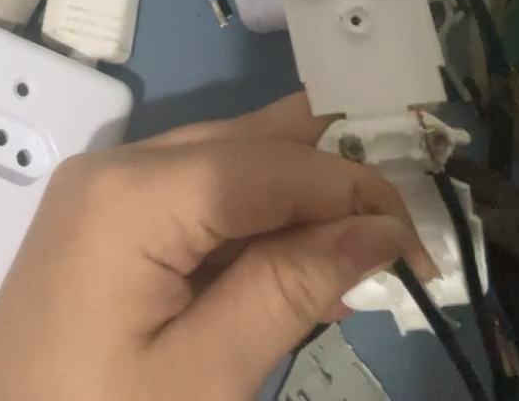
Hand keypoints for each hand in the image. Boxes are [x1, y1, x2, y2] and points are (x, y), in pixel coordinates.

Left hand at [0, 93, 432, 399]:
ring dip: (291, 192)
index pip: (264, 164)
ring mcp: (101, 183)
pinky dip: (246, 216)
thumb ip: (287, 288)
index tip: (419, 238)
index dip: (349, 188)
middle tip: (403, 215)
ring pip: (218, 159)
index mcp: (132, 195)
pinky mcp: (100, 210)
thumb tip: (377, 227)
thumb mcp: (203, 375)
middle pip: (240, 143)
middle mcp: (114, 165)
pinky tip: (293, 257)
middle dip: (325, 170)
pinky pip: (187, 191)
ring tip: (364, 239)